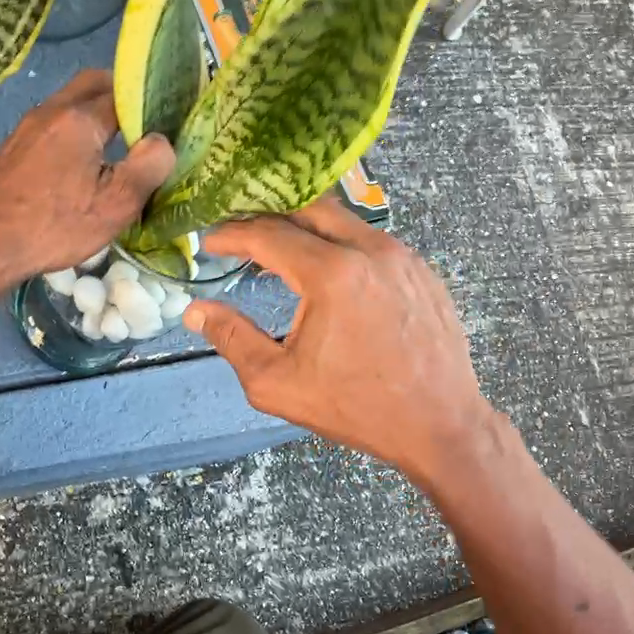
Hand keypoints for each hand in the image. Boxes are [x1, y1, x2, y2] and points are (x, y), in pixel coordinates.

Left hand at [0, 70, 174, 286]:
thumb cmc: (54, 227)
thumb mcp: (115, 205)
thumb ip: (148, 166)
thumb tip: (161, 141)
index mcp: (79, 118)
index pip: (124, 93)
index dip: (149, 105)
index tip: (165, 123)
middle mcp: (49, 112)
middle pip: (92, 85)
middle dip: (120, 96)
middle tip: (142, 125)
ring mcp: (25, 129)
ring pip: (68, 105)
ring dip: (93, 115)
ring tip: (114, 147)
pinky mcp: (11, 149)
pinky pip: (50, 127)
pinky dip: (71, 133)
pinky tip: (77, 165)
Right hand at [183, 200, 500, 482]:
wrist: (439, 424)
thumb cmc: (353, 408)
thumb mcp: (276, 382)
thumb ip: (231, 338)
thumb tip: (195, 310)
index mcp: (331, 274)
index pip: (268, 234)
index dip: (231, 235)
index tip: (208, 243)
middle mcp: (369, 251)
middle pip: (307, 208)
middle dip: (267, 216)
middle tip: (239, 234)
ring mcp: (402, 257)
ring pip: (343, 220)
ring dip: (304, 228)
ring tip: (277, 250)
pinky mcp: (421, 271)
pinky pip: (370, 241)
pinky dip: (338, 244)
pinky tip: (325, 272)